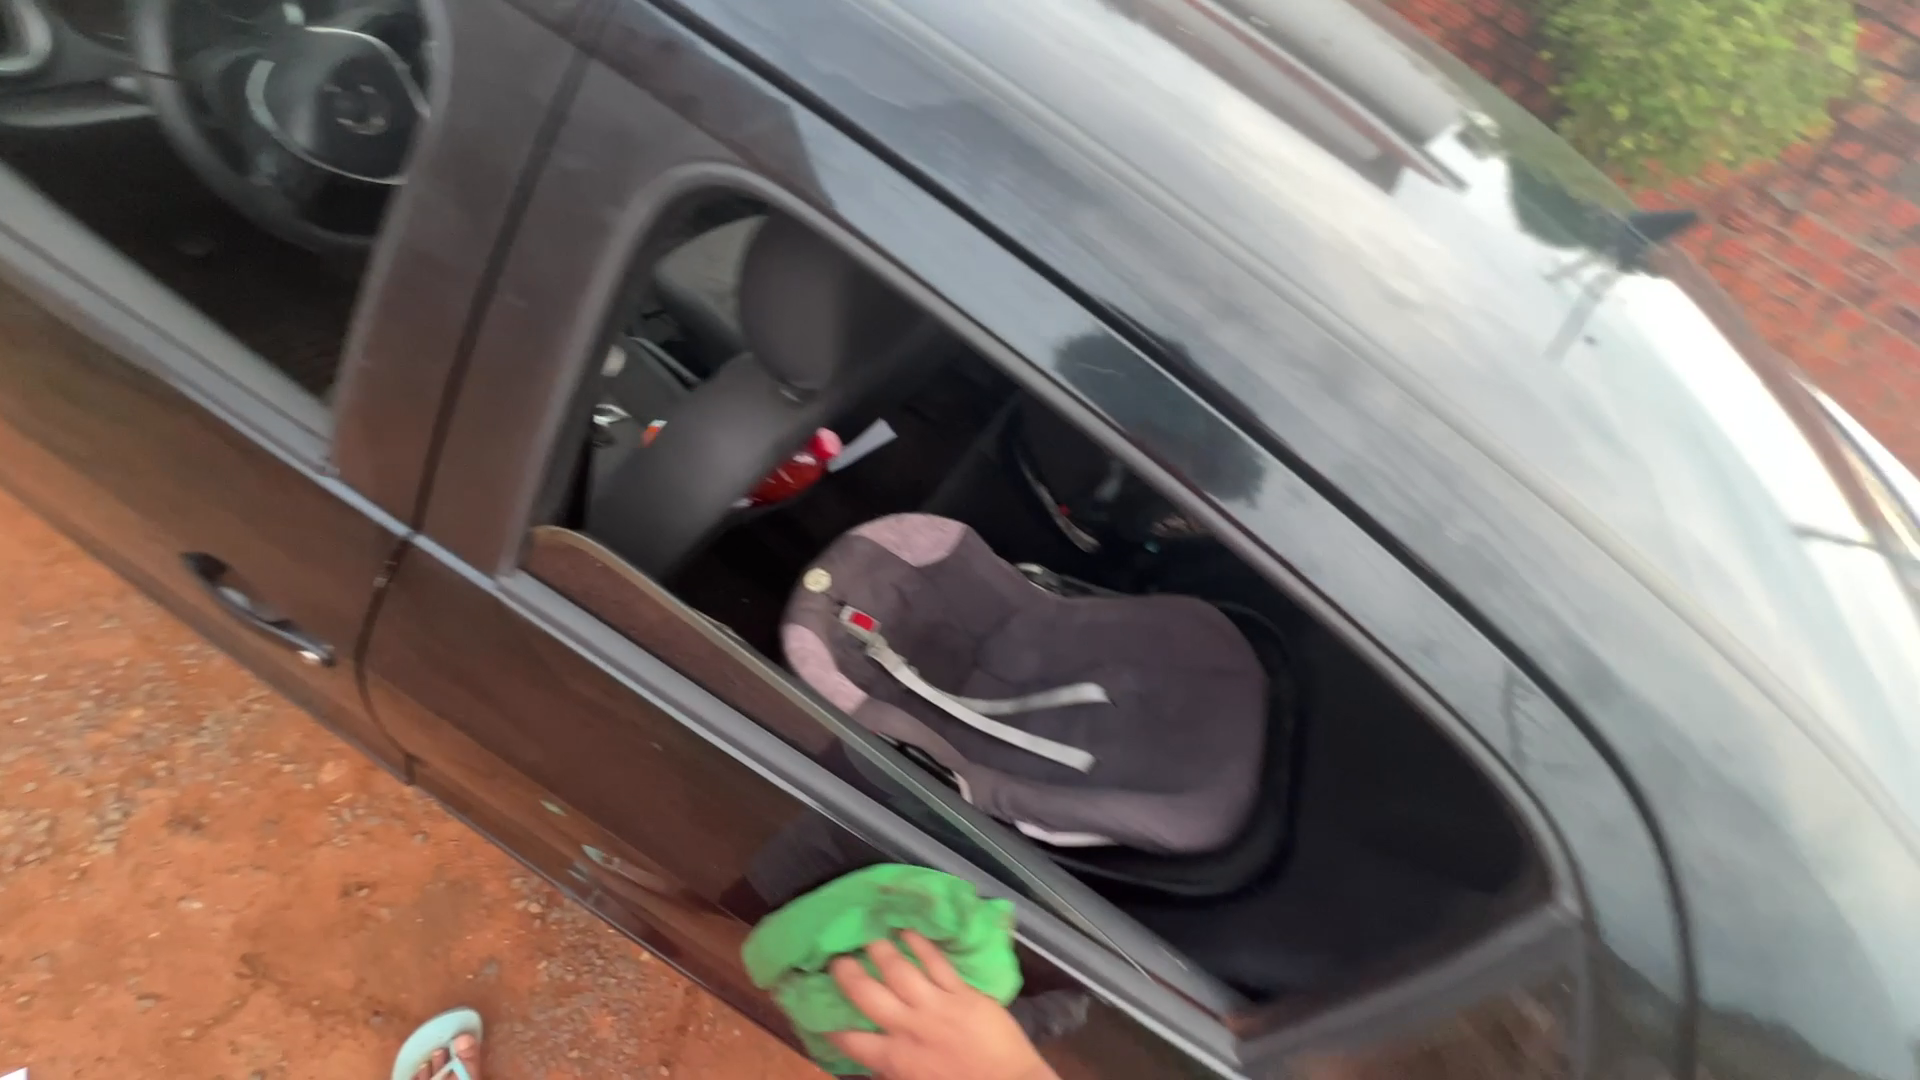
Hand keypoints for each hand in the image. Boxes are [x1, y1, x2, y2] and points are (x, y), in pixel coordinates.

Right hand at [826, 930, 1058, 1079]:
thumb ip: (894, 1066)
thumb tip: (874, 1049)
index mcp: (897, 1061)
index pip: (853, 1041)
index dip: (831, 1023)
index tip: (816, 1005)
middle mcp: (910, 1029)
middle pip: (869, 995)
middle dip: (848, 974)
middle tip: (834, 955)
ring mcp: (936, 1007)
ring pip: (900, 971)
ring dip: (880, 950)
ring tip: (866, 931)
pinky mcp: (962, 992)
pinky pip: (936, 962)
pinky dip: (919, 943)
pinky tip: (906, 928)